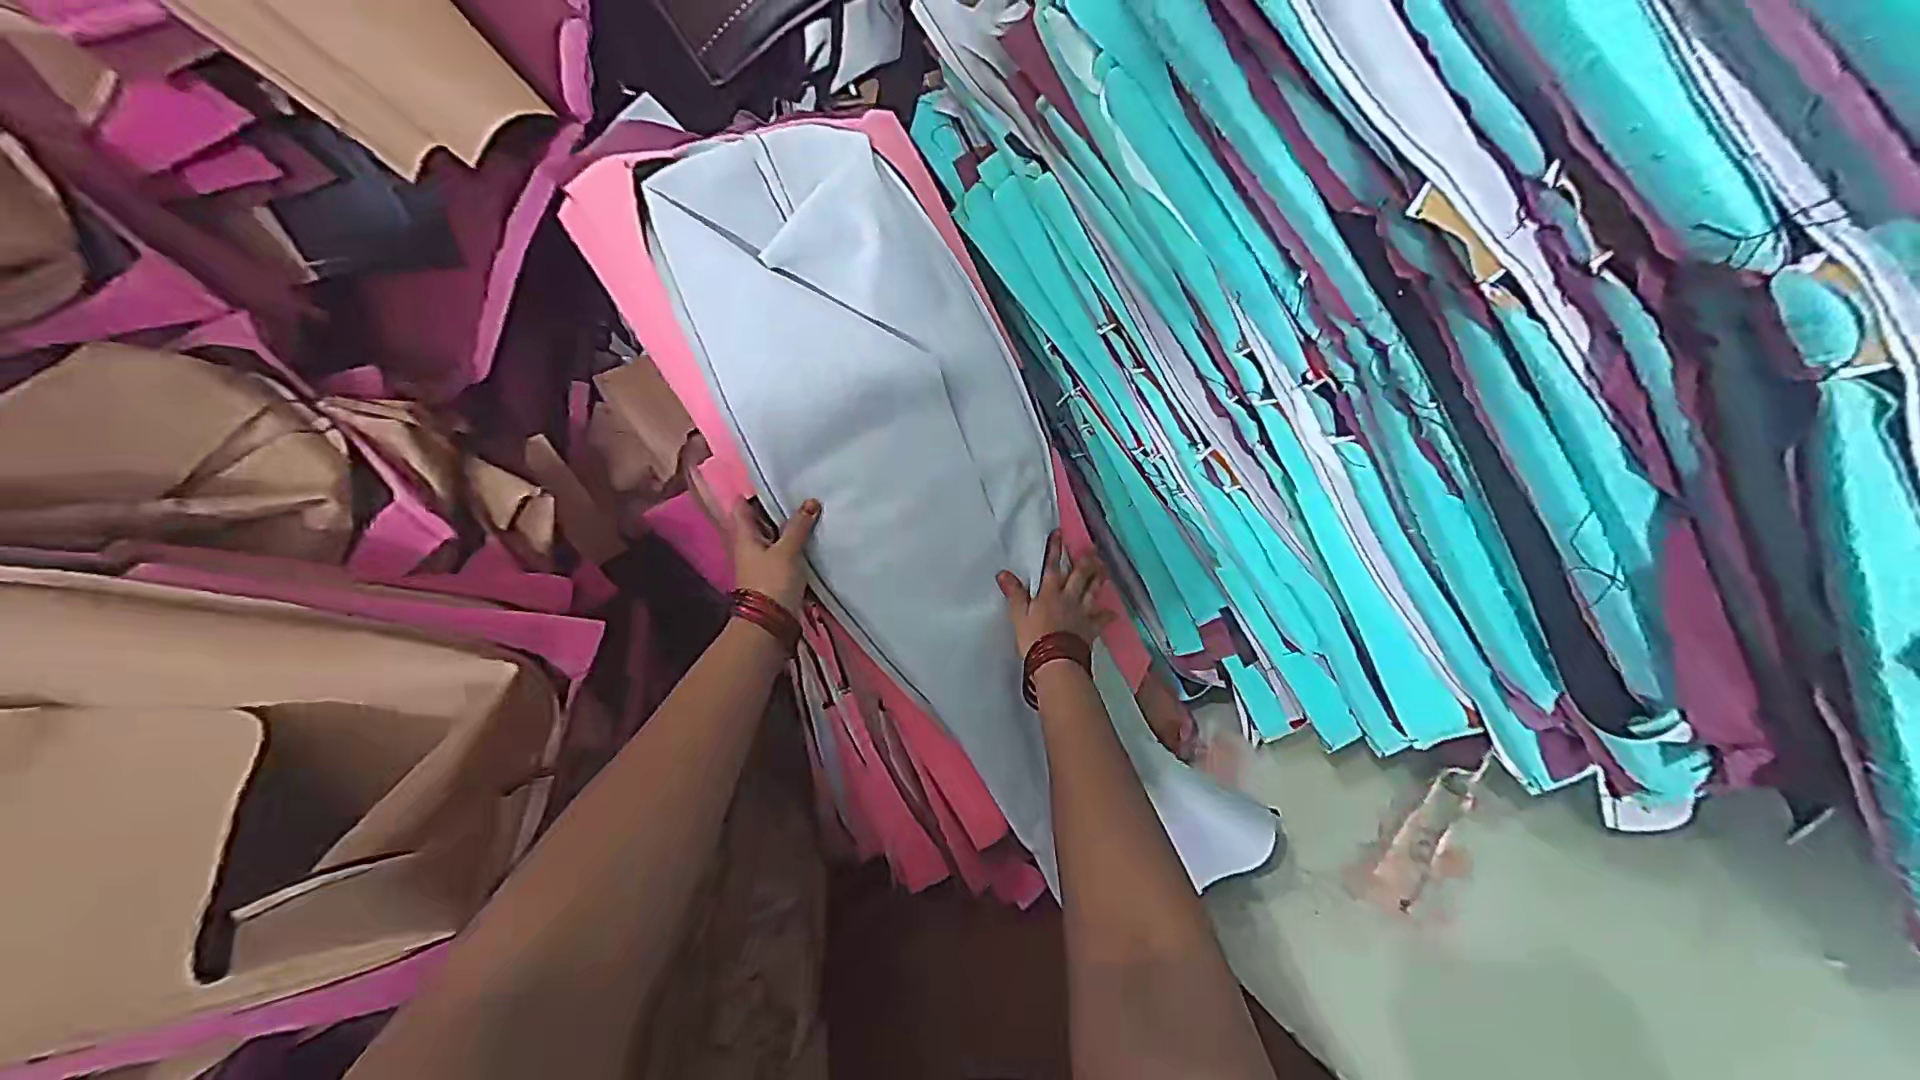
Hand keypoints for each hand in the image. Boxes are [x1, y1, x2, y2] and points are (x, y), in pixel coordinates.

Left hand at [729, 497, 819, 612]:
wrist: (771, 622)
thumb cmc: (772, 581)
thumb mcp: (787, 550)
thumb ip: (798, 526)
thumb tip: (811, 501)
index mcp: (744, 535)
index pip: (744, 506)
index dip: (758, 493)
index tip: (780, 484)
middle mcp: (749, 545)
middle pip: (761, 520)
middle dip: (780, 509)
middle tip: (803, 495)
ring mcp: (762, 560)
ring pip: (775, 536)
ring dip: (790, 527)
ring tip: (813, 512)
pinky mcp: (775, 573)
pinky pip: (785, 551)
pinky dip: (796, 544)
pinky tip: (813, 538)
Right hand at [996, 531, 1113, 654]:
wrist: (1056, 660)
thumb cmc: (1034, 637)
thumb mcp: (1019, 615)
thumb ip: (1014, 593)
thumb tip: (1003, 574)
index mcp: (1050, 593)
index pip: (1052, 566)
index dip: (1055, 549)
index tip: (1060, 534)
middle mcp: (1068, 598)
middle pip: (1079, 575)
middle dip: (1085, 560)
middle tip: (1093, 549)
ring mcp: (1082, 612)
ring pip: (1093, 591)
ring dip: (1099, 579)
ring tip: (1104, 568)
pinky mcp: (1090, 628)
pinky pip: (1102, 620)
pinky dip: (1107, 615)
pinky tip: (1113, 613)